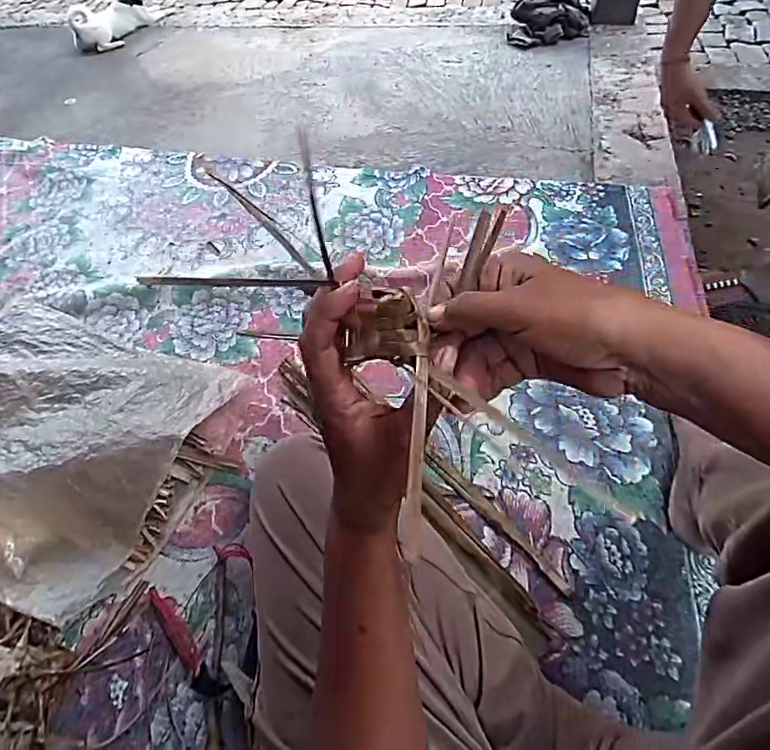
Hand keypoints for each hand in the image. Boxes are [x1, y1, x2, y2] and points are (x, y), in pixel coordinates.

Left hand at [299, 253, 415, 536]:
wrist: (364, 504)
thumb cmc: (380, 476)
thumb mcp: (408, 438)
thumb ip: (429, 398)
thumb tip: (452, 359)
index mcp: (332, 392)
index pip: (317, 341)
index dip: (330, 308)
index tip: (353, 283)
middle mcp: (325, 380)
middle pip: (317, 327)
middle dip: (334, 291)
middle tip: (359, 264)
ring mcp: (332, 380)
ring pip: (328, 331)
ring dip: (344, 303)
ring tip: (369, 279)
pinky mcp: (344, 382)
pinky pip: (343, 343)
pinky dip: (355, 321)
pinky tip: (376, 311)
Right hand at [428, 252, 670, 402]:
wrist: (630, 351)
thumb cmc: (572, 315)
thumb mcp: (517, 306)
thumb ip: (470, 309)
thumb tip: (430, 313)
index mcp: (500, 274)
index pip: (455, 291)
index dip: (436, 316)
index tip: (419, 341)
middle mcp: (502, 301)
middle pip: (461, 326)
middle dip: (449, 351)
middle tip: (439, 376)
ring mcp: (514, 332)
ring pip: (475, 352)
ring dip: (462, 373)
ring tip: (456, 395)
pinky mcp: (525, 361)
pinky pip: (493, 371)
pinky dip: (479, 385)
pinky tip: (468, 400)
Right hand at [659, 55, 720, 136]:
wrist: (673, 61)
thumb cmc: (684, 78)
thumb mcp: (699, 96)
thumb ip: (706, 110)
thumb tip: (714, 119)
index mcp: (674, 112)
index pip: (689, 124)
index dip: (702, 124)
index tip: (712, 120)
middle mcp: (668, 108)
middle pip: (682, 120)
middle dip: (695, 119)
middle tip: (707, 116)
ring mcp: (666, 100)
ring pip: (679, 112)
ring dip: (691, 112)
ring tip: (701, 107)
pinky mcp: (667, 93)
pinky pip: (677, 104)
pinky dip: (686, 105)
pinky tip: (692, 99)